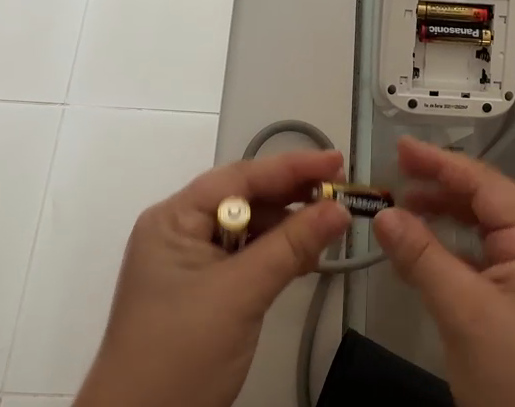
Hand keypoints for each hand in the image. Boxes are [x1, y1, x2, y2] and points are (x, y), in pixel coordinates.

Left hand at [76, 150, 351, 406]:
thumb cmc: (181, 353)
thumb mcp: (240, 294)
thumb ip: (291, 246)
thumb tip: (340, 209)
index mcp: (174, 218)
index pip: (239, 178)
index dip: (290, 167)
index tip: (336, 161)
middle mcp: (178, 231)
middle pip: (243, 199)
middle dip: (292, 195)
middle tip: (340, 191)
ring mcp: (188, 264)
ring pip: (247, 229)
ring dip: (287, 226)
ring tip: (331, 224)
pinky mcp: (201, 293)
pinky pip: (244, 258)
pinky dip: (275, 255)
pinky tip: (306, 256)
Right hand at [373, 137, 514, 406]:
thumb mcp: (464, 312)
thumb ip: (423, 258)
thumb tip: (384, 214)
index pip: (485, 185)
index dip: (443, 163)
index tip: (402, 149)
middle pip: (482, 202)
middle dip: (439, 186)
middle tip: (395, 177)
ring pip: (476, 230)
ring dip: (439, 216)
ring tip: (400, 210)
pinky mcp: (509, 302)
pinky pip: (473, 259)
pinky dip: (443, 249)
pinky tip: (416, 250)